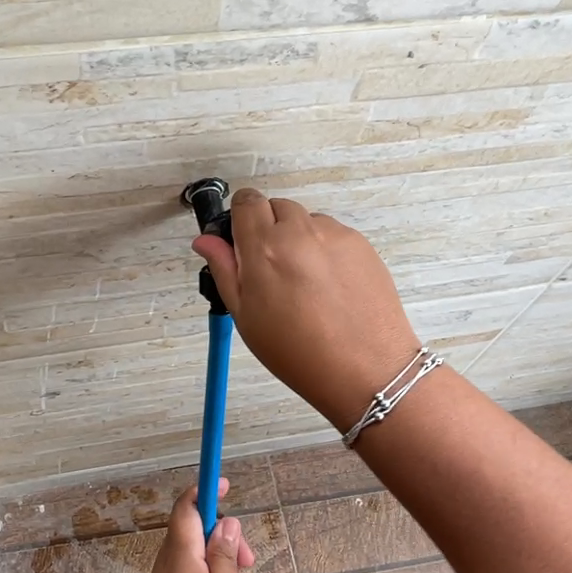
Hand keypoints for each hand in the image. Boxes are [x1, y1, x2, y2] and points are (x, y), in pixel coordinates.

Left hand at [126, 481, 254, 572]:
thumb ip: (226, 558)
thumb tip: (227, 522)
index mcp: (178, 558)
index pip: (186, 508)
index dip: (205, 491)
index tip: (226, 483)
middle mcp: (165, 567)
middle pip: (193, 532)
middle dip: (224, 537)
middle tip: (252, 562)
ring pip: (193, 557)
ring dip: (220, 563)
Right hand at [193, 187, 421, 429]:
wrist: (365, 370)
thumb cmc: (302, 352)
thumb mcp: (245, 316)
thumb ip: (224, 270)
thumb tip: (206, 241)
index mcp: (264, 248)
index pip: (245, 202)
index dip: (240, 217)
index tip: (241, 238)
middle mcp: (300, 233)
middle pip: (275, 207)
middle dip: (268, 228)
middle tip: (271, 268)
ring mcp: (334, 235)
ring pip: (306, 220)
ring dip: (298, 238)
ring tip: (303, 284)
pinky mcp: (361, 244)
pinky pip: (333, 234)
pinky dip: (325, 250)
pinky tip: (328, 287)